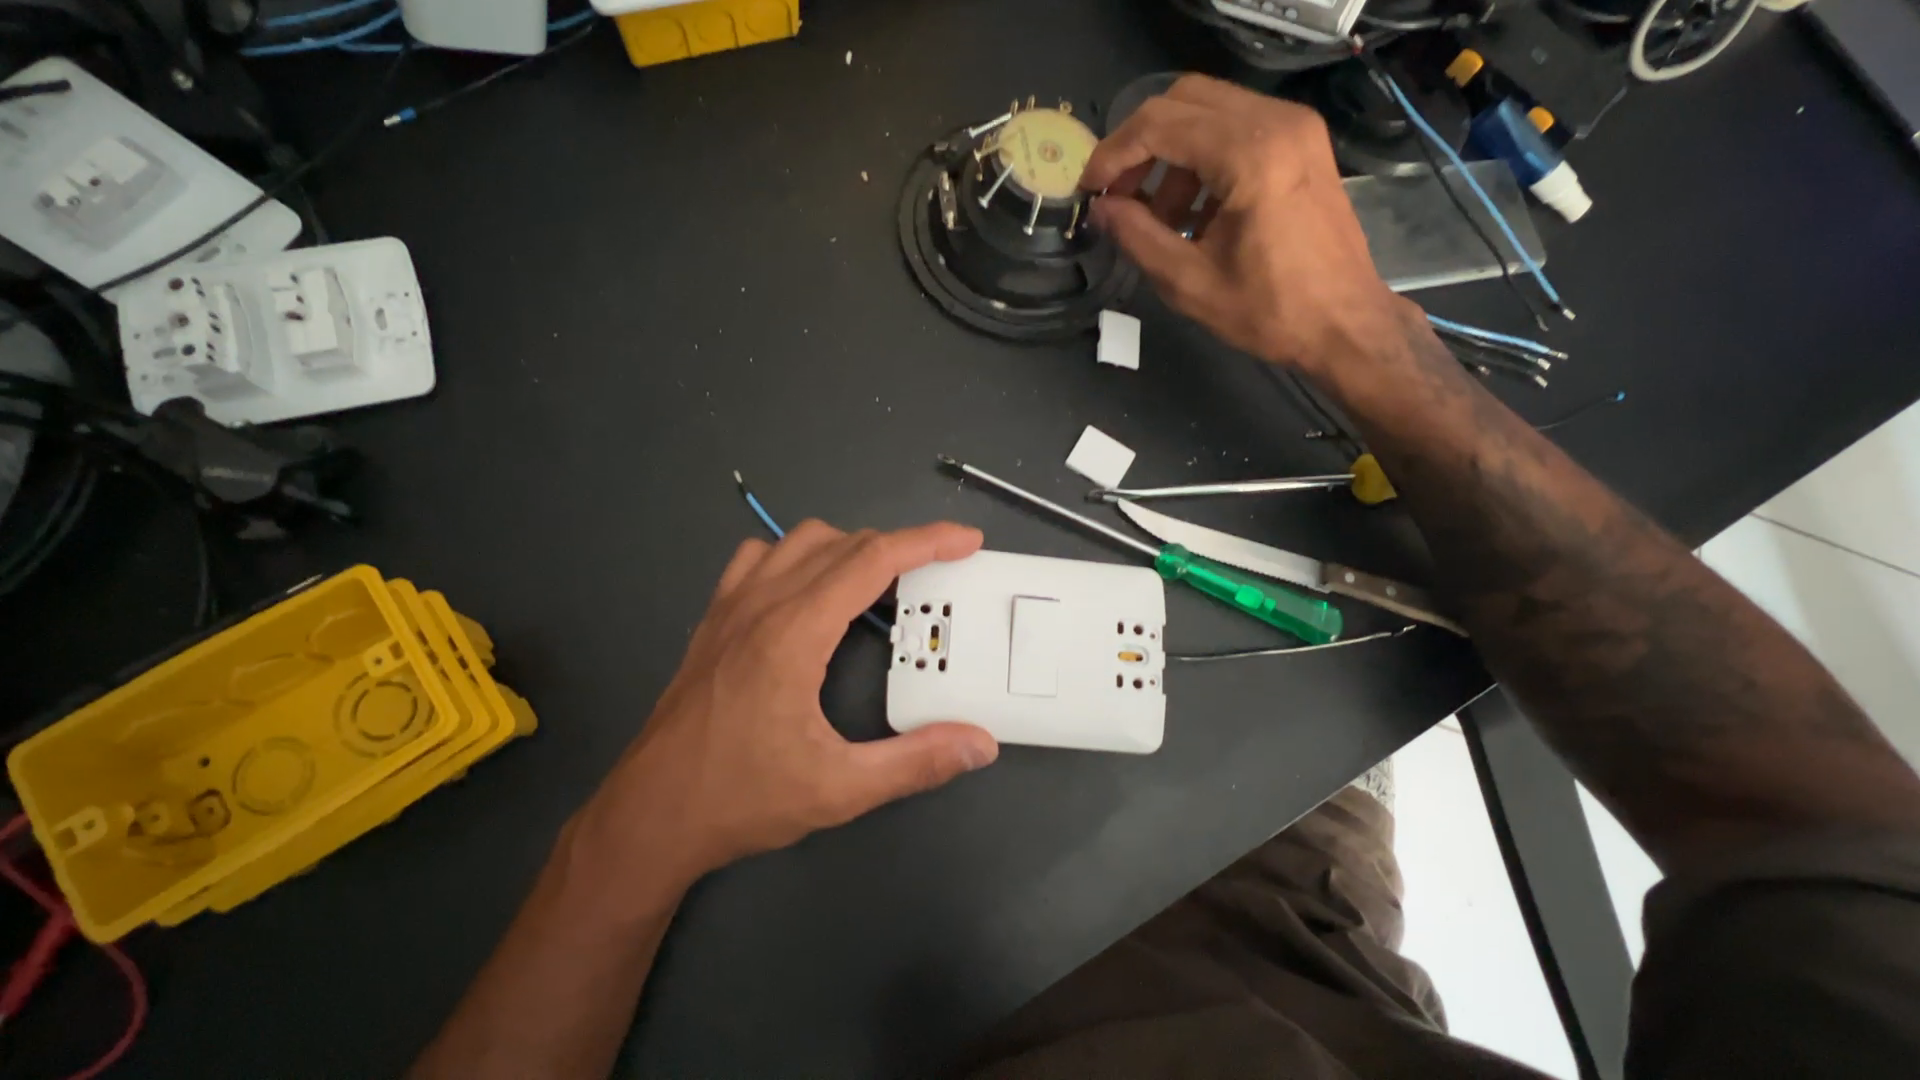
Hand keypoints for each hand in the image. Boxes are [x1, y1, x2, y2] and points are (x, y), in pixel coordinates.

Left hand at [575, 521, 998, 888]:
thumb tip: (981, 745)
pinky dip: (795, 558)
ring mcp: (729, 608)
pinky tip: (807, 595)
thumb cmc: (743, 798)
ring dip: (846, 548)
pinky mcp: (712, 622)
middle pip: (841, 543)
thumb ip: (915, 762)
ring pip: (796, 542)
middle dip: (897, 547)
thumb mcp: (838, 789)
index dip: (927, 542)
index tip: (967, 541)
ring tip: (877, 584)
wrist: (650, 814)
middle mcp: (761, 604)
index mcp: (794, 632)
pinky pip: (757, 560)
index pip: (872, 560)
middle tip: (936, 576)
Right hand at [1080, 75, 1415, 375]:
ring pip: (1208, 109)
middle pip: (1183, 101)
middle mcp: (1276, 123)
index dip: (1113, 154)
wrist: (1346, 323)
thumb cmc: (1270, 312)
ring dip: (1170, 154)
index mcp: (1250, 156)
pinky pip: (1236, 126)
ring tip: (1157, 215)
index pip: (1160, 125)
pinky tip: (1193, 211)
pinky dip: (1202, 157)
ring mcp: (1295, 127)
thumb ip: (1137, 236)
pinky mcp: (1303, 141)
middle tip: (1117, 195)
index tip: (1089, 190)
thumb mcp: (1189, 282)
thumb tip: (1101, 208)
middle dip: (1139, 145)